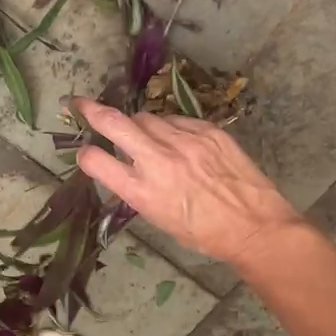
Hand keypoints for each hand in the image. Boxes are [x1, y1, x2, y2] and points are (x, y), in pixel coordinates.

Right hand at [71, 97, 306, 271]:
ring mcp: (184, 141)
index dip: (85, 155)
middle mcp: (158, 161)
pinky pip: (176, 120)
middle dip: (92, 109)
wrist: (256, 226)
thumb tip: (124, 164)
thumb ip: (136, 187)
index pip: (95, 161)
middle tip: (79, 102)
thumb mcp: (158, 217)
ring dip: (138, 125)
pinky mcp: (208, 131)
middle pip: (114, 123)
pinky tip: (178, 141)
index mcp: (142, 191)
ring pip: (146, 117)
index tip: (86, 153)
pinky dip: (170, 128)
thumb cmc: (204, 233)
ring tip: (146, 136)